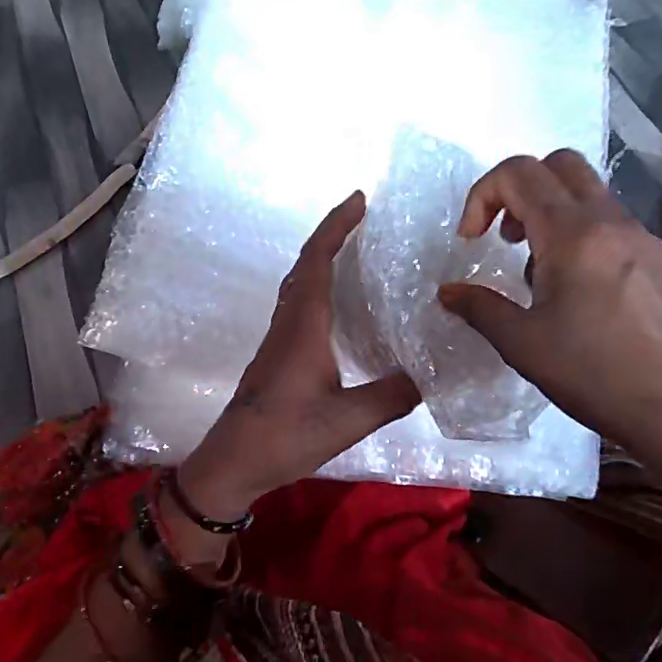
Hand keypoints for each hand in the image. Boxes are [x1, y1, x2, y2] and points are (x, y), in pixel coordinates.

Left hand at [178, 192, 421, 520]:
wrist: (233, 461)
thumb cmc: (284, 436)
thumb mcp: (347, 420)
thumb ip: (391, 396)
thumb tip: (428, 376)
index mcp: (302, 327)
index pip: (317, 261)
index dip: (336, 226)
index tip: (359, 199)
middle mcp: (287, 324)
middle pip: (305, 265)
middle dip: (332, 235)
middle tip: (364, 219)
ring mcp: (278, 340)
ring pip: (298, 285)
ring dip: (323, 260)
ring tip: (356, 254)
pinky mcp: (276, 357)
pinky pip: (297, 306)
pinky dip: (317, 288)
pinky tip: (337, 308)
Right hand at [436, 151, 661, 452]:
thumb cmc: (595, 374)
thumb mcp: (522, 344)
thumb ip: (480, 308)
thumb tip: (448, 292)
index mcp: (573, 233)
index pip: (518, 173)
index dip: (481, 195)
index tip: (471, 242)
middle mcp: (611, 222)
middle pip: (558, 164)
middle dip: (517, 190)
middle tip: (501, 238)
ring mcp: (642, 237)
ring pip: (587, 192)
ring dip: (548, 213)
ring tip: (535, 272)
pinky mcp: (659, 260)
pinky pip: (609, 223)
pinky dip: (578, 235)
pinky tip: (576, 292)